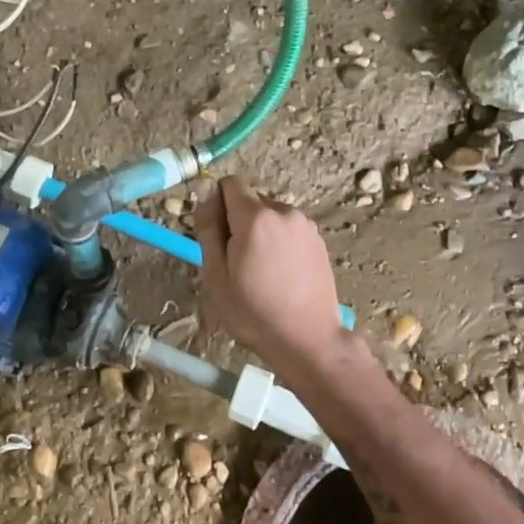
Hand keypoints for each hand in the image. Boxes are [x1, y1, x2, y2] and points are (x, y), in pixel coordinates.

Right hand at [193, 177, 351, 378]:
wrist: (307, 340)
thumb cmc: (253, 312)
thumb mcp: (216, 273)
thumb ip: (209, 225)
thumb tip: (204, 186)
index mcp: (256, 217)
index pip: (230, 183)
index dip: (217, 204)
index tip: (217, 237)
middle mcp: (284, 211)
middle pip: (250, 200)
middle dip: (238, 220)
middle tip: (236, 262)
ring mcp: (305, 225)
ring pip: (270, 215)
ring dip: (260, 231)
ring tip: (260, 272)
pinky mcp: (318, 240)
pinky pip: (288, 228)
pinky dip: (279, 242)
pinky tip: (280, 274)